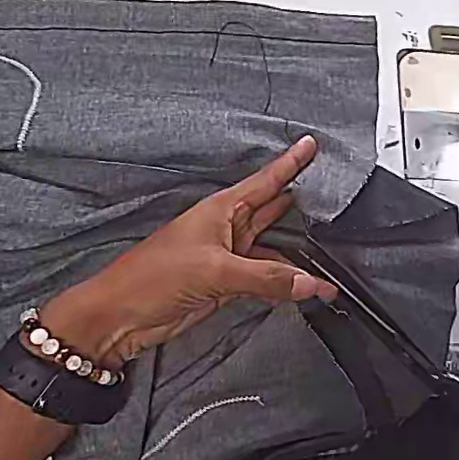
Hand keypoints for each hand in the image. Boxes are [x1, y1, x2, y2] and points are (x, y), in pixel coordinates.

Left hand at [38, 136, 338, 367]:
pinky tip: (305, 286)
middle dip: (302, 206)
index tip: (310, 144)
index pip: (265, 179)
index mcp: (221, 209)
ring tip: (332, 257)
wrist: (122, 315)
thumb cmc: (153, 276)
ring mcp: (228, 257)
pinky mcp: (226, 284)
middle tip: (336, 200)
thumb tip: (309, 283)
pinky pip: (265, 278)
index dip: (289, 162)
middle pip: (273, 211)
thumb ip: (266, 277)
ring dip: (298, 255)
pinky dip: (285, 283)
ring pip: (273, 249)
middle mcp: (227, 228)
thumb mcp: (214, 270)